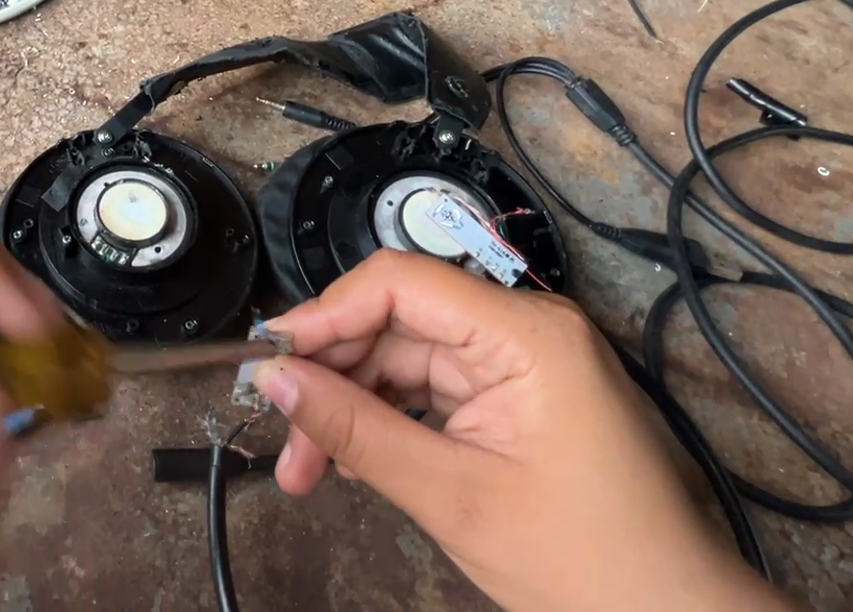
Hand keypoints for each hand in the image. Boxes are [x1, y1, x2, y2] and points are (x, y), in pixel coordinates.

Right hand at [251, 250, 793, 611]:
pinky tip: (350, 460)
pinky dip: (379, 419)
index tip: (270, 357)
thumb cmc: (583, 569)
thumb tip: (271, 379)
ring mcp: (510, 359)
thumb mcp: (453, 498)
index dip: (326, 312)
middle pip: (390, 322)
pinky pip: (419, 386)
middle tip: (284, 439)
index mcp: (524, 333)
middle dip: (330, 377)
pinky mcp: (502, 390)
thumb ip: (354, 429)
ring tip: (307, 468)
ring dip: (347, 406)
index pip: (400, 283)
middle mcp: (517, 328)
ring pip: (395, 357)